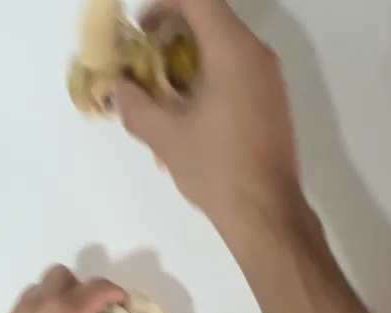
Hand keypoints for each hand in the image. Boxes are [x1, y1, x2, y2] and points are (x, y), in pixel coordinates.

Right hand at [112, 0, 303, 235]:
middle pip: (211, 21)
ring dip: (189, 66)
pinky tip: (190, 122)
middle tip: (146, 67)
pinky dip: (209, 84)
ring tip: (164, 102)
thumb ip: (136, 107)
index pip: (197, 0)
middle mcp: (257, 54)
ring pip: (224, 51)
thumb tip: (118, 89)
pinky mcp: (273, 103)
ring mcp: (270, 79)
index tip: (142, 30)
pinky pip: (237, 76)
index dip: (163, 6)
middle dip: (173, 39)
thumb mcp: (166, 139)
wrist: (266, 213)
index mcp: (232, 51)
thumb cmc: (217, 171)